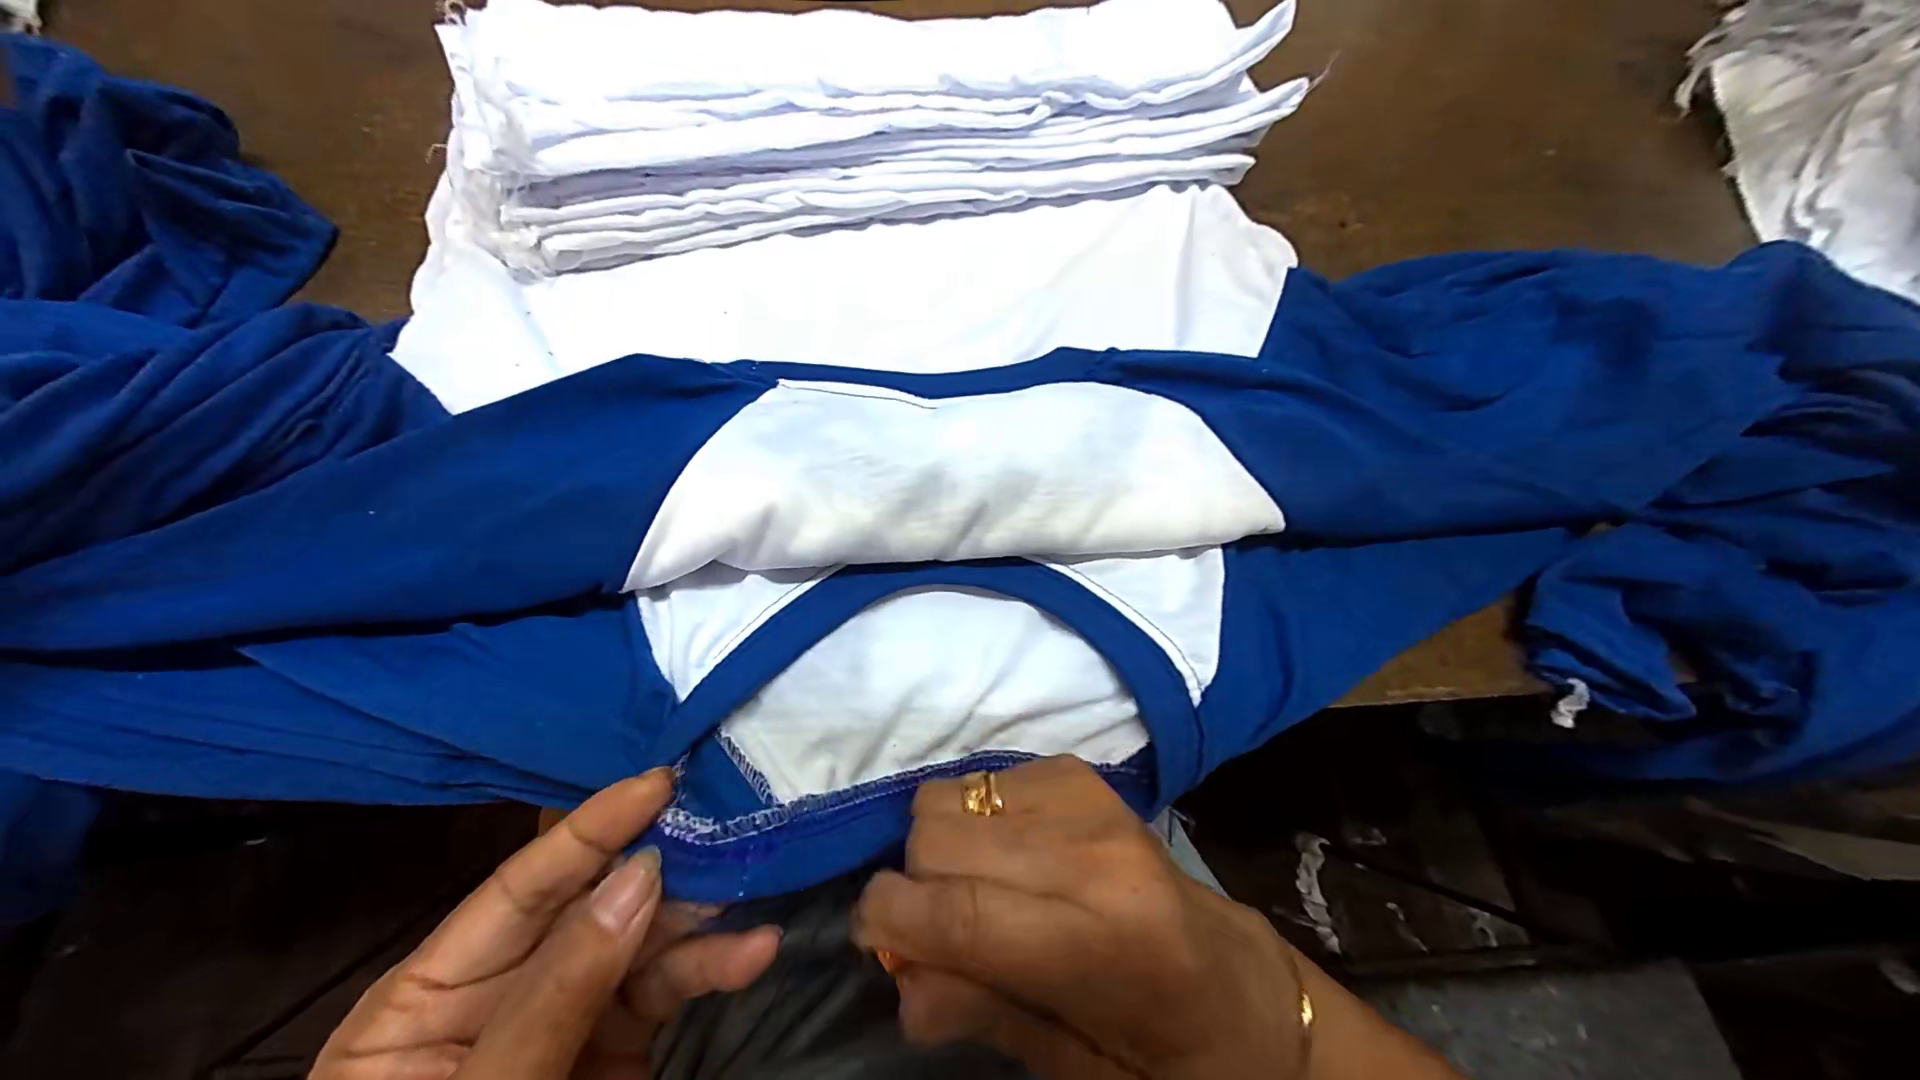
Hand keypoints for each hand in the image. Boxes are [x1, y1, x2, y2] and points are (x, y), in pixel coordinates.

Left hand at [312, 769, 780, 1079]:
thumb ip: (557, 989)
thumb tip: (638, 876)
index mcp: (433, 990)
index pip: (521, 886)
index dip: (591, 828)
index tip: (658, 783)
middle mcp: (508, 982)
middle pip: (595, 902)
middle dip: (662, 866)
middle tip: (724, 825)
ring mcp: (570, 1006)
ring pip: (644, 939)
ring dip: (702, 917)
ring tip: (753, 888)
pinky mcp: (619, 1035)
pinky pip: (669, 985)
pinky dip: (714, 967)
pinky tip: (755, 952)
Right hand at [852, 756, 1307, 1079]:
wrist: (1233, 976)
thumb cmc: (1160, 1046)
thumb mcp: (1074, 1066)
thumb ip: (982, 1013)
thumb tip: (901, 980)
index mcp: (1101, 939)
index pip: (959, 910)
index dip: (889, 917)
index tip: (870, 934)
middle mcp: (1092, 850)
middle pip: (938, 835)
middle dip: (915, 884)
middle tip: (936, 926)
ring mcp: (1086, 797)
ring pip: (949, 796)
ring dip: (939, 846)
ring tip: (973, 886)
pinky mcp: (1077, 771)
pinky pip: (980, 778)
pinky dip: (971, 818)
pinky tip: (1003, 854)